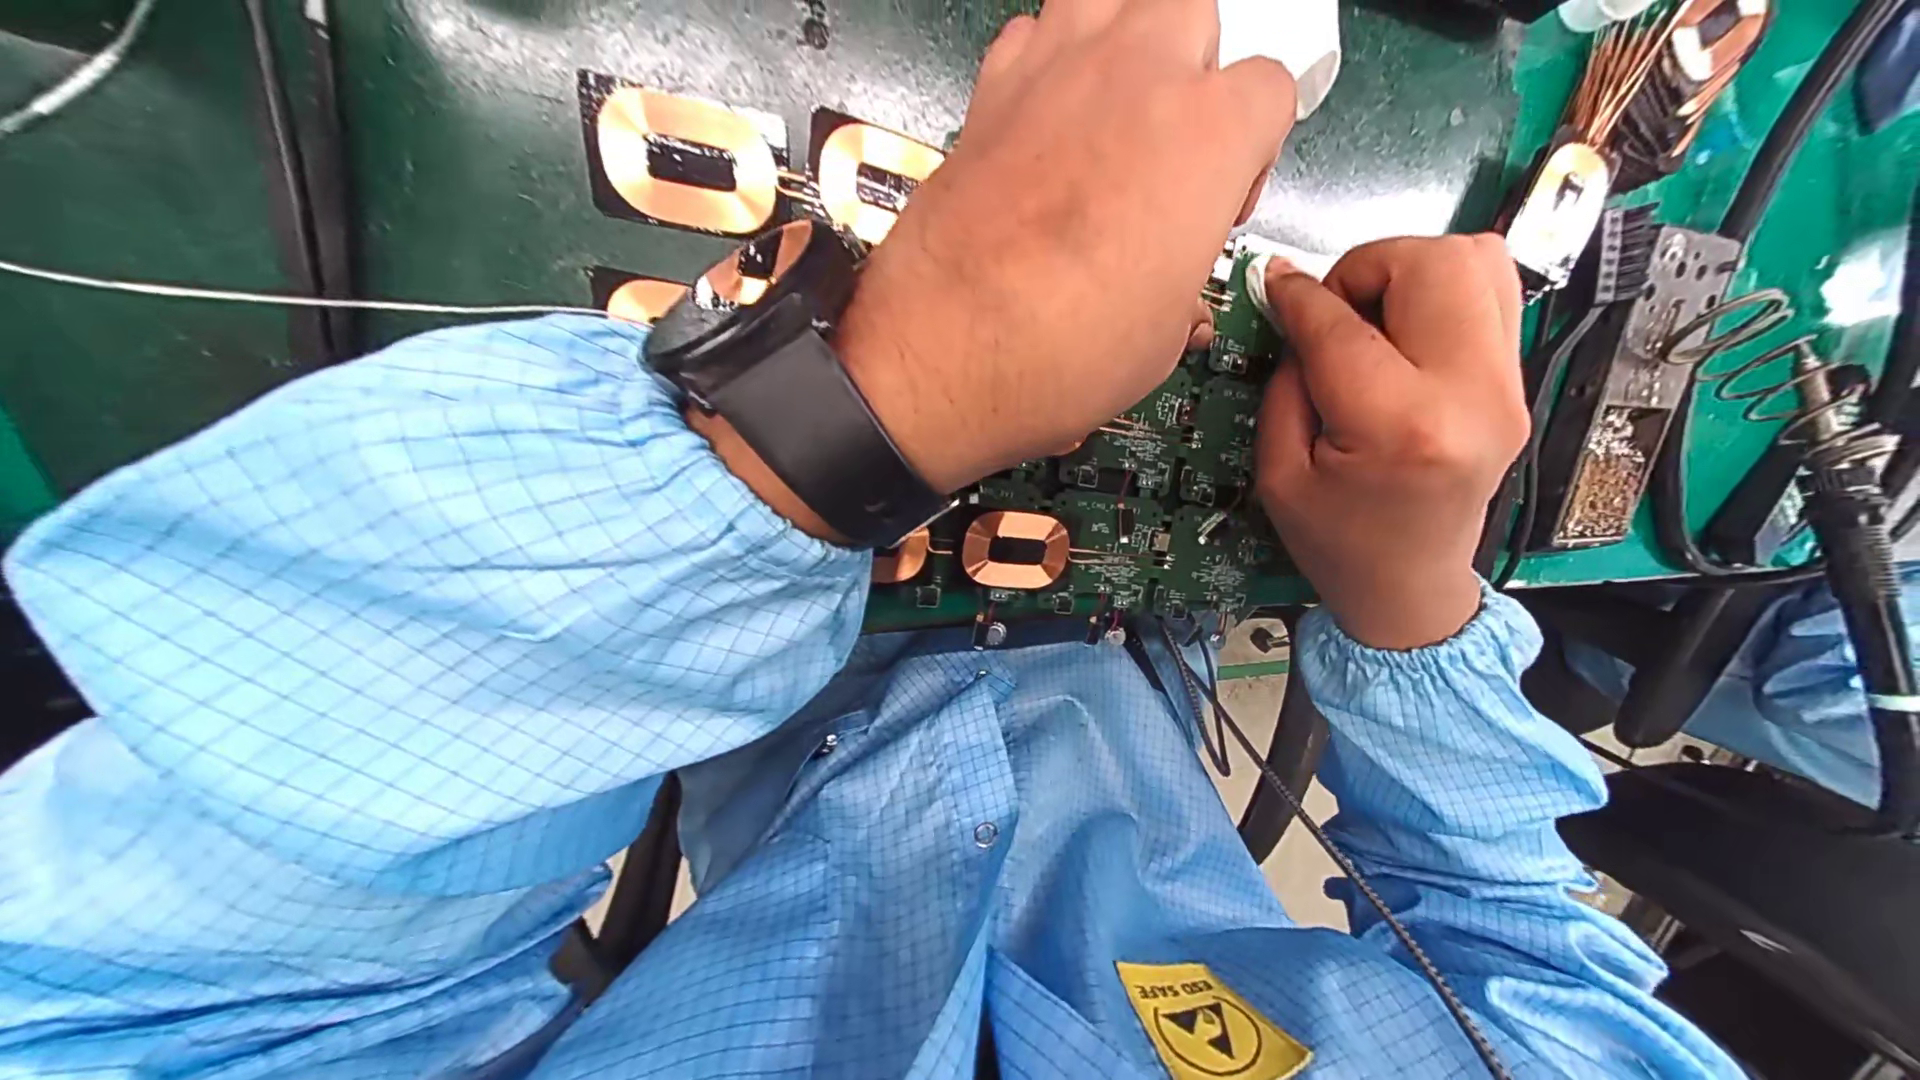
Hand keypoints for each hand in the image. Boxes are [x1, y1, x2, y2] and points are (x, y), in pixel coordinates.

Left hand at [831, 0, 1297, 493]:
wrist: (945, 357)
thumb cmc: (1060, 358)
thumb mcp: (1159, 341)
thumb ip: (1184, 283)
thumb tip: (1172, 288)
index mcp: (1208, 135)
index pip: (1272, 89)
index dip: (1252, 153)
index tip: (1219, 205)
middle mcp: (1138, 75)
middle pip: (1193, 23)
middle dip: (1191, 86)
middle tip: (1163, 163)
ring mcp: (1056, 71)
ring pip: (1114, 4)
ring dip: (1125, 54)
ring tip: (1110, 127)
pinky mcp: (990, 93)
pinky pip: (1034, 38)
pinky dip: (1048, 68)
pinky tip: (1043, 129)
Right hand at [1252, 236, 1525, 649]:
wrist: (1409, 585)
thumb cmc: (1333, 541)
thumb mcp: (1277, 474)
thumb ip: (1286, 388)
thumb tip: (1297, 318)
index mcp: (1399, 428)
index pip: (1343, 329)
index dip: (1299, 298)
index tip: (1273, 284)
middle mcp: (1470, 394)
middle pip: (1433, 264)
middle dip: (1366, 268)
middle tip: (1330, 310)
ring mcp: (1506, 386)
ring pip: (1478, 260)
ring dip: (1408, 272)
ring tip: (1367, 317)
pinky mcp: (1515, 384)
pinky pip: (1491, 294)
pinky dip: (1438, 292)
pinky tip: (1399, 332)